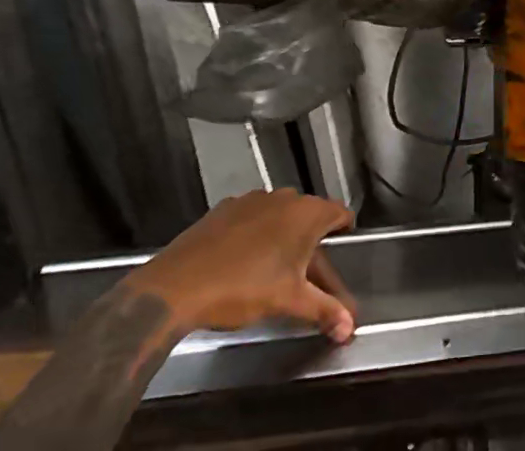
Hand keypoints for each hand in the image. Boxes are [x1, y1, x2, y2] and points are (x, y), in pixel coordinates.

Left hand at [123, 189, 357, 342]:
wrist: (175, 286)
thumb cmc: (242, 288)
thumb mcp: (289, 302)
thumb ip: (324, 310)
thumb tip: (350, 327)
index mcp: (306, 213)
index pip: (340, 213)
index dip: (346, 234)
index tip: (343, 255)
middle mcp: (284, 198)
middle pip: (310, 217)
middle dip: (314, 245)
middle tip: (310, 277)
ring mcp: (252, 199)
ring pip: (281, 217)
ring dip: (285, 238)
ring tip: (277, 272)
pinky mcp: (225, 208)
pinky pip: (254, 218)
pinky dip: (257, 234)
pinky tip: (245, 261)